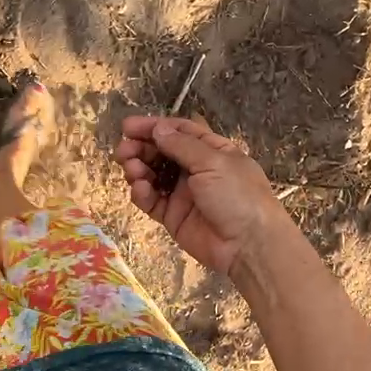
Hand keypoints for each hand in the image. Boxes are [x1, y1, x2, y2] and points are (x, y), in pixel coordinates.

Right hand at [115, 116, 292, 276]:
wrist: (248, 244)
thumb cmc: (238, 195)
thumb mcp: (213, 162)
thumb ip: (182, 145)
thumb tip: (158, 128)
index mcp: (212, 151)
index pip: (179, 132)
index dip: (154, 127)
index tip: (129, 126)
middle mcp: (196, 170)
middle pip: (162, 153)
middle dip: (141, 148)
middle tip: (122, 150)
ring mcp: (183, 194)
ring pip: (153, 176)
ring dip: (138, 169)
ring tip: (130, 168)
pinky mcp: (173, 217)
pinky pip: (152, 201)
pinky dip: (143, 193)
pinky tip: (140, 189)